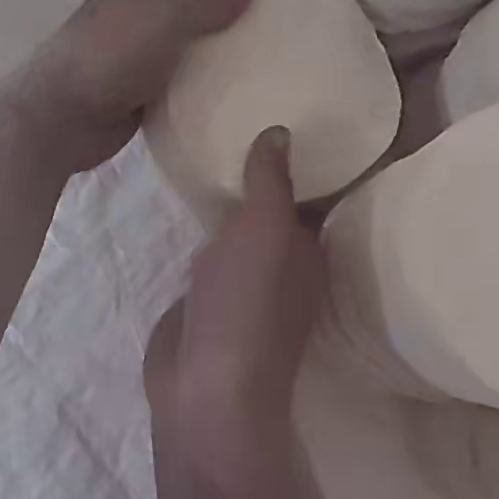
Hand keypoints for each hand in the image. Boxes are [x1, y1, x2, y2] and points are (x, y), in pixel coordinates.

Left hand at [0, 0, 255, 172]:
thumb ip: (208, 2)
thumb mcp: (166, 16)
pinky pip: (168, 99)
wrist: (61, 116)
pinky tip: (218, 110)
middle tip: (265, 57)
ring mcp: (126, 68)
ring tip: (252, 85)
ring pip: (177, 67)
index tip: (262, 22)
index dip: (223, 5)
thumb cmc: (112, 55)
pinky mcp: (127, 105)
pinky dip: (188, 103)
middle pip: (184, 31)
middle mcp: (128, 27)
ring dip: (204, 76)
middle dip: (216, 43)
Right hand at [146, 126, 326, 428]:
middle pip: (273, 214)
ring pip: (237, 236)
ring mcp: (240, 288)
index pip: (312, 196)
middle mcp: (280, 268)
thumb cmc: (246, 304)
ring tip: (210, 155)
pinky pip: (204, 257)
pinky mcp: (205, 302)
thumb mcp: (264, 231)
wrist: (205, 384)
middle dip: (261, 178)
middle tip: (240, 122)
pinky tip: (186, 211)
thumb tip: (280, 132)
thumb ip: (271, 182)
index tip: (290, 114)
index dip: (304, 161)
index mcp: (307, 251)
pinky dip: (199, 236)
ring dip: (228, 207)